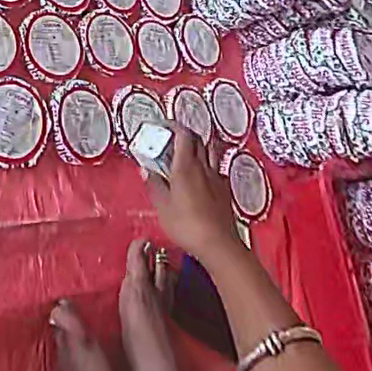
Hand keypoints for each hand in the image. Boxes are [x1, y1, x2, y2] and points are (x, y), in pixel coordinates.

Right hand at [144, 125, 239, 263]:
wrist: (218, 244)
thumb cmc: (188, 225)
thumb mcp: (162, 206)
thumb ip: (154, 185)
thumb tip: (147, 171)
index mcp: (185, 166)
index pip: (183, 134)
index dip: (174, 125)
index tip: (164, 125)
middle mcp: (203, 167)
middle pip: (198, 139)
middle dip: (185, 134)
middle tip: (173, 138)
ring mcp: (216, 178)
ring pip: (210, 151)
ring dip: (199, 146)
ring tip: (189, 152)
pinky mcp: (224, 190)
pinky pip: (216, 168)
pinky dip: (207, 164)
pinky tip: (202, 176)